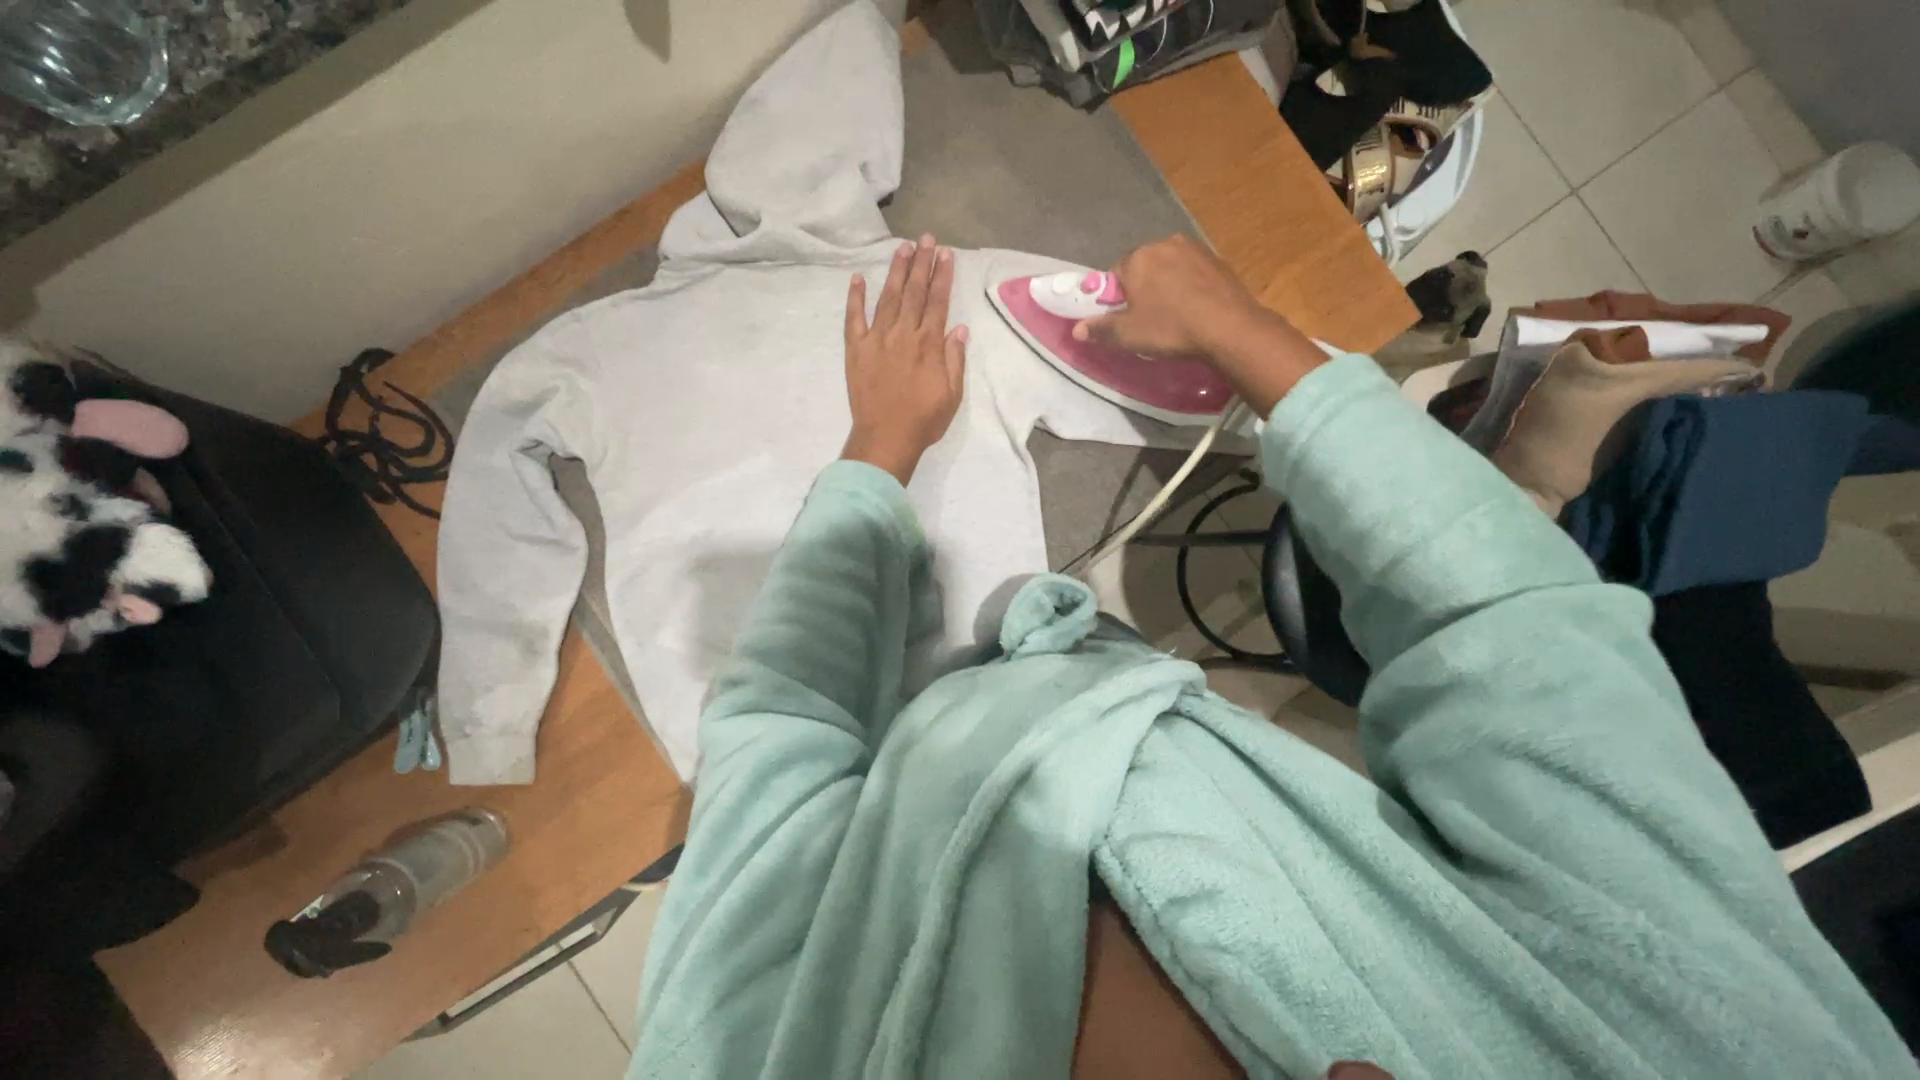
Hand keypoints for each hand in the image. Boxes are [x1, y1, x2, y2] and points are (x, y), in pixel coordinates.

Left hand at [841, 235, 967, 484]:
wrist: (885, 439)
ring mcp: (876, 339)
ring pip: (888, 297)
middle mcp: (903, 334)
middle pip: (914, 292)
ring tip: (903, 248)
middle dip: (922, 263)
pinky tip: (858, 278)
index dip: (942, 276)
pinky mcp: (856, 349)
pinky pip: (854, 318)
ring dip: (896, 271)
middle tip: (927, 239)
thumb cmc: (924, 420)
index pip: (938, 302)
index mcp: (928, 345)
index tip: (945, 254)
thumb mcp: (952, 394)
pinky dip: (856, 297)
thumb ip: (954, 359)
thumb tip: (958, 329)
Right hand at [1073, 235, 1326, 414]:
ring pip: (1170, 268)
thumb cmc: (1170, 328)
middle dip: (1143, 288)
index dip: (1118, 297)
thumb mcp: (1129, 334)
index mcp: (1138, 257)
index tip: (1126, 317)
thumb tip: (1076, 330)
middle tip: (1150, 318)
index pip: (1116, 273)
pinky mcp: (1217, 259)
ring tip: (1175, 314)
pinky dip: (1189, 286)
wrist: (1227, 326)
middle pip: (1143, 267)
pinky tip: (1195, 308)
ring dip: (1167, 285)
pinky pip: (1192, 272)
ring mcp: (1194, 248)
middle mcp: (1164, 243)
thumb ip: (1101, 329)